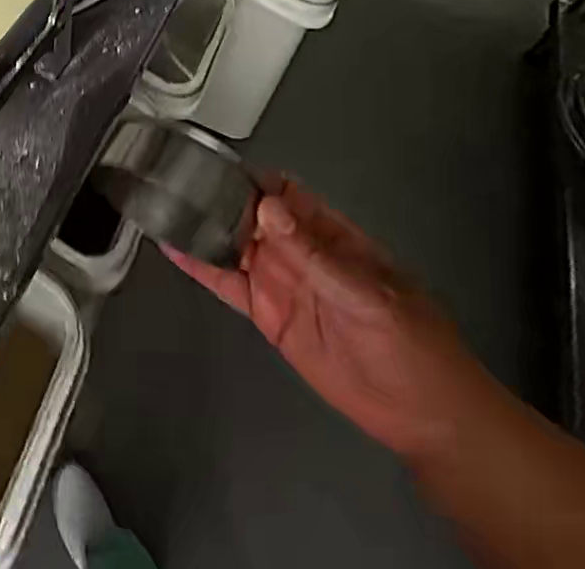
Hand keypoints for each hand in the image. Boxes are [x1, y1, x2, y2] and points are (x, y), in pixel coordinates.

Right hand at [164, 176, 503, 462]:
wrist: (422, 417)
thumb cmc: (413, 347)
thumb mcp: (367, 295)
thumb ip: (313, 253)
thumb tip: (267, 208)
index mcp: (331, 238)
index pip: (287, 194)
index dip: (253, 180)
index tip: (215, 168)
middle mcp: (298, 253)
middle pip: (249, 215)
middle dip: (216, 198)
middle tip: (175, 184)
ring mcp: (278, 281)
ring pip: (230, 243)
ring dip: (201, 227)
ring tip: (163, 206)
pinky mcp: (262, 310)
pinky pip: (222, 280)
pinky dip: (196, 263)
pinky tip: (169, 246)